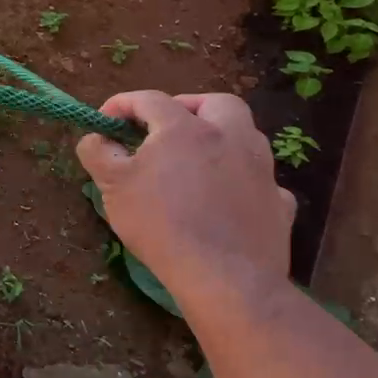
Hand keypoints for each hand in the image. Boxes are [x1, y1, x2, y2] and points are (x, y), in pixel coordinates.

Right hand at [76, 91, 296, 313]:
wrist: (224, 277)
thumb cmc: (159, 221)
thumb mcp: (110, 183)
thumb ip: (97, 151)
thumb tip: (98, 139)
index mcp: (186, 130)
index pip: (150, 99)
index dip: (122, 104)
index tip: (104, 122)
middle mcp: (230, 140)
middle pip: (219, 103)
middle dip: (189, 106)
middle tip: (163, 125)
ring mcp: (262, 172)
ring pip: (247, 136)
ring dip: (219, 137)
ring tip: (193, 158)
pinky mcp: (280, 204)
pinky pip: (261, 178)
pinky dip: (240, 177)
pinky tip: (224, 195)